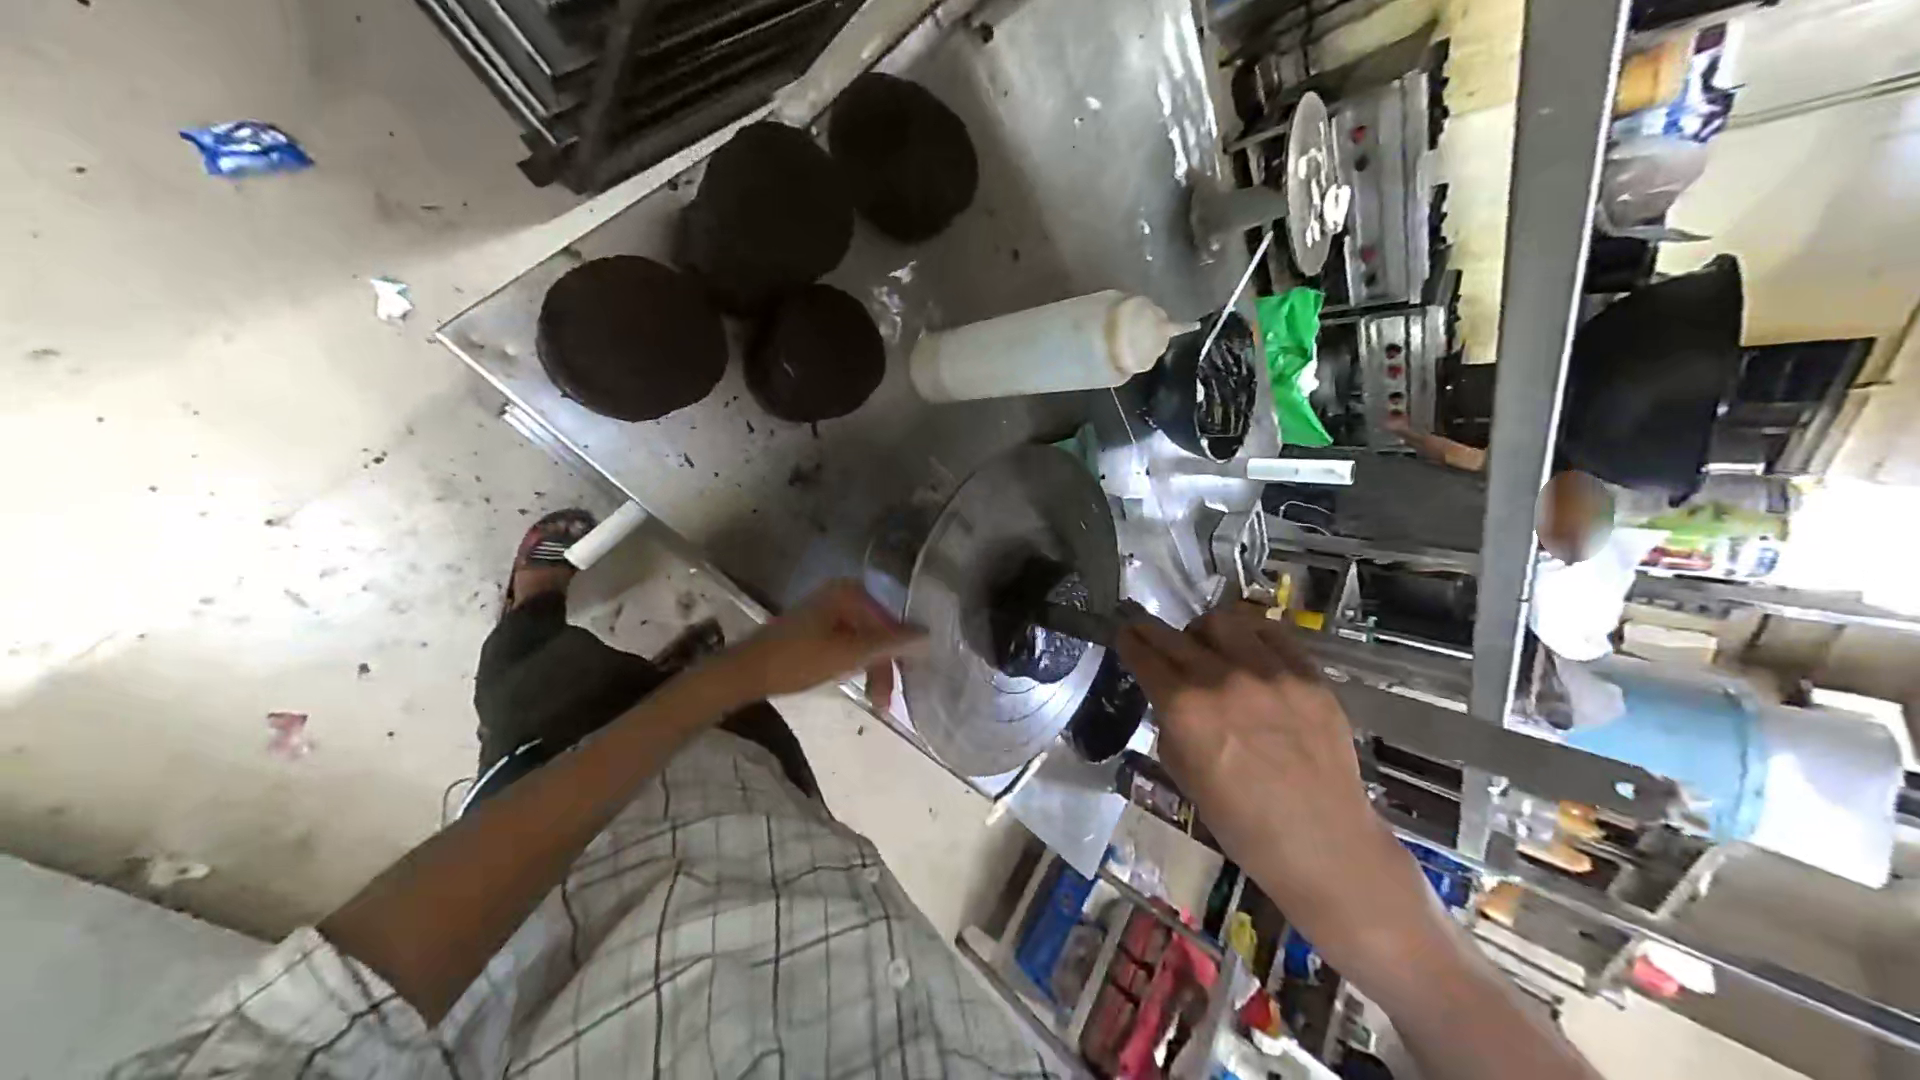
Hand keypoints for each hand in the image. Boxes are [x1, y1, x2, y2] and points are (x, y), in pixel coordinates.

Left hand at [705, 580, 925, 707]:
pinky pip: (848, 643)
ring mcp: (827, 610)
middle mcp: (841, 594)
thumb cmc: (797, 660)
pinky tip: (852, 681)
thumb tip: (930, 635)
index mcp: (849, 592)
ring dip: (870, 669)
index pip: (891, 622)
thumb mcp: (849, 654)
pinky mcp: (816, 627)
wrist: (745, 673)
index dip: (900, 653)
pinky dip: (853, 663)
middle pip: (877, 632)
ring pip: (863, 641)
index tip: (906, 683)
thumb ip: (890, 644)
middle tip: (884, 702)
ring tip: (873, 701)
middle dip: (882, 667)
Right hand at [1115, 603, 1424, 952]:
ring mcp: (1270, 672)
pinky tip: (1246, 649)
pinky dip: (1249, 634)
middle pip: (1174, 636)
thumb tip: (1170, 696)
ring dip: (1202, 631)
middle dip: (1152, 631)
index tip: (1123, 634)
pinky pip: (1271, 633)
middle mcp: (1222, 679)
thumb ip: (1170, 724)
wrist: (1321, 842)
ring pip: (1222, 621)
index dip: (1128, 641)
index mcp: (1184, 709)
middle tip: (1147, 632)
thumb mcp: (1182, 772)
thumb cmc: (1240, 821)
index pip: (1144, 656)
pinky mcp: (1308, 675)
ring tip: (1205, 646)